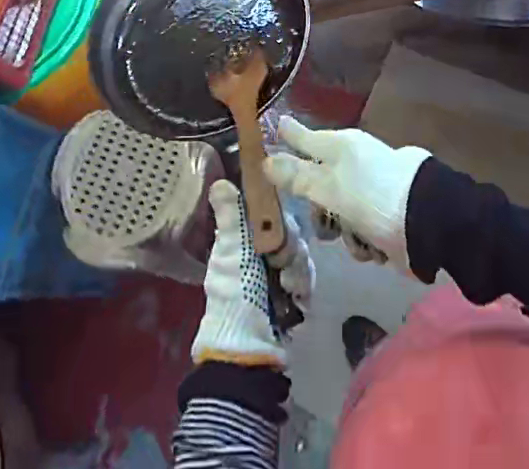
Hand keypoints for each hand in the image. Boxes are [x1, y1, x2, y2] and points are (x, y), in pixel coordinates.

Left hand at [192, 180, 312, 367]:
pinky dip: (303, 285)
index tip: (279, 227)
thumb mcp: (229, 252)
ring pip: (301, 253)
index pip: (269, 209)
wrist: (248, 346)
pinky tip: (297, 297)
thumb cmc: (233, 294)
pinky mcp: (293, 290)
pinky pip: (308, 276)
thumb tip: (219, 182)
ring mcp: (278, 270)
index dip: (278, 214)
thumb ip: (230, 217)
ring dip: (297, 268)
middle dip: (289, 246)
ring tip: (287, 284)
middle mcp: (260, 248)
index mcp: (242, 235)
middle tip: (280, 263)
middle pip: (290, 230)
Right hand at [264, 120, 431, 277]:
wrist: (432, 221)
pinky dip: (369, 241)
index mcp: (340, 146)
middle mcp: (356, 162)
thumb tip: (264, 160)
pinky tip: (378, 248)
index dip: (287, 136)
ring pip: (342, 211)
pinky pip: (366, 227)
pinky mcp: (391, 212)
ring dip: (347, 232)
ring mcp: (375, 187)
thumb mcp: (328, 186)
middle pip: (321, 184)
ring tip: (360, 241)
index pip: (304, 138)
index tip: (275, 125)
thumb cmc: (372, 197)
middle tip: (323, 225)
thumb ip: (296, 176)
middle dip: (320, 209)